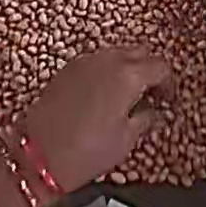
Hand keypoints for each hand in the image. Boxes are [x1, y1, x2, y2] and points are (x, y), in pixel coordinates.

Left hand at [22, 47, 169, 192]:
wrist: (37, 154)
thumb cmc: (86, 151)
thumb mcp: (126, 139)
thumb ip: (146, 117)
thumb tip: (152, 110)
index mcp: (130, 75)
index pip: (161, 66)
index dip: (168, 83)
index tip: (167, 100)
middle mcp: (110, 59)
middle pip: (141, 52)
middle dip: (150, 70)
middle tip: (150, 95)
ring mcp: (87, 60)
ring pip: (118, 52)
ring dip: (128, 67)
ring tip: (126, 96)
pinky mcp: (69, 67)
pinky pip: (98, 60)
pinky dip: (107, 70)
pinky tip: (103, 95)